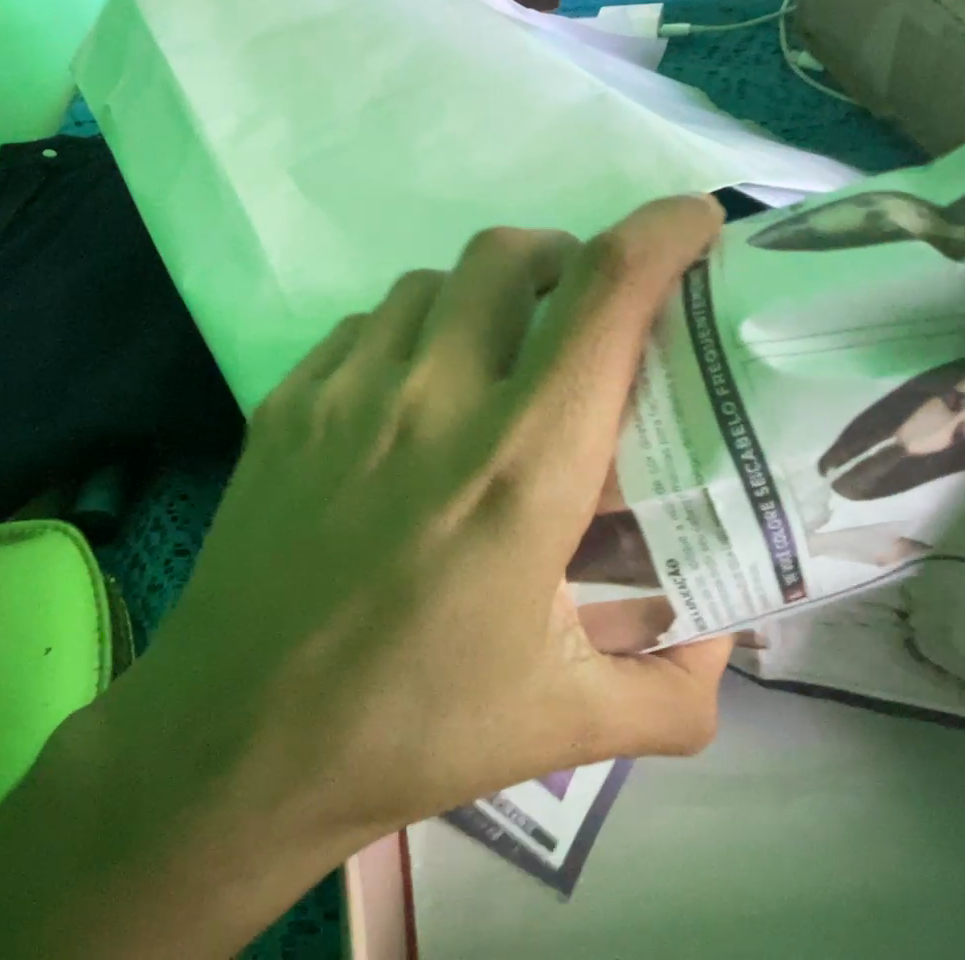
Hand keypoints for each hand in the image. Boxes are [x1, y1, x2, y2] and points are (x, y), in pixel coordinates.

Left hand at [0, 197, 735, 959]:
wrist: (237, 739)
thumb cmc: (407, 731)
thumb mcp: (569, 725)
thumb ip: (679, 687)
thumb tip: (727, 641)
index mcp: (522, 464)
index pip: (605, 295)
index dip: (664, 233)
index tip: (694, 224)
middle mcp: (432, 401)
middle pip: (508, 256)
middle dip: (565, 258)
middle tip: (585, 314)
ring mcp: (343, 396)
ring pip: (428, 285)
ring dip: (481, 296)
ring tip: (495, 354)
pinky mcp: (282, 409)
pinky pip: (359, 329)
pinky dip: (404, 334)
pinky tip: (406, 396)